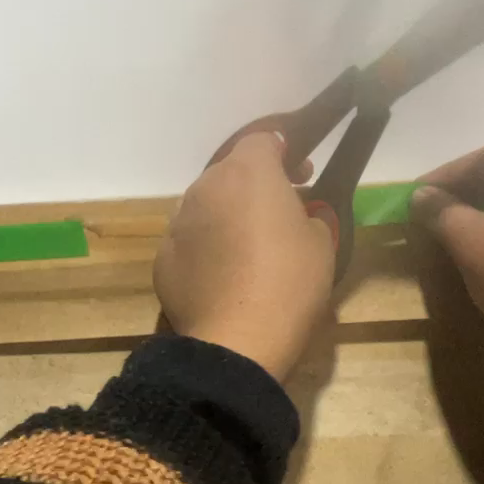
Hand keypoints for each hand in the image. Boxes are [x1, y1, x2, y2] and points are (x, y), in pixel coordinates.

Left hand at [154, 131, 335, 381]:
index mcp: (246, 173)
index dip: (285, 155)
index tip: (302, 178)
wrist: (237, 342)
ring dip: (225, 219)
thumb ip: (310, 216)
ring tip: (246, 253)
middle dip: (253, 189)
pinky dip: (204, 252)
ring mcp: (177, 225)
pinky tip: (222, 280)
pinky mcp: (162, 260)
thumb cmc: (288, 284)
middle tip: (277, 217)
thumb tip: (301, 216)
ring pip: (205, 209)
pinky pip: (188, 245)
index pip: (262, 141)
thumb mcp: (321, 243)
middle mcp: (203, 189)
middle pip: (229, 176)